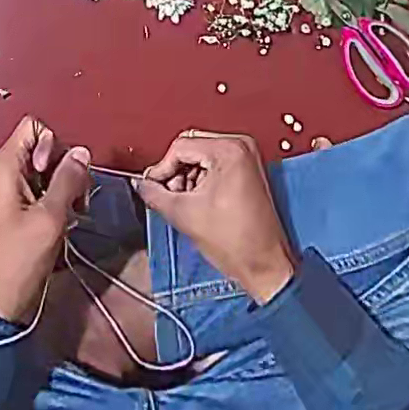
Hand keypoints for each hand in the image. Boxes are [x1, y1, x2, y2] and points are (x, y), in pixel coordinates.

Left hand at [0, 116, 91, 322]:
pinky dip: (63, 199)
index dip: (51, 143)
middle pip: (47, 147)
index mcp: (6, 168)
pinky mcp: (25, 211)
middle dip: (66, 166)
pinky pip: (49, 189)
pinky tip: (70, 217)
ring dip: (69, 185)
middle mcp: (10, 175)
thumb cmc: (15, 261)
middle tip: (73, 194)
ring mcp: (17, 193)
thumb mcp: (47, 218)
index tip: (52, 173)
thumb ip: (67, 180)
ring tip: (75, 209)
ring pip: (52, 169)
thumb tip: (82, 152)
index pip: (33, 127)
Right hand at [137, 131, 297, 302]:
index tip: (153, 186)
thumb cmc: (237, 242)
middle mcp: (241, 145)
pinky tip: (199, 199)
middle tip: (168, 195)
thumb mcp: (184, 214)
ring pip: (202, 154)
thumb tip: (142, 184)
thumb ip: (156, 194)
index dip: (162, 168)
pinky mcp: (248, 167)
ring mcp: (247, 155)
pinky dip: (202, 178)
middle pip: (192, 146)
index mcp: (228, 150)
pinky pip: (215, 162)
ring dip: (188, 176)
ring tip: (185, 201)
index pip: (181, 146)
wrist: (265, 264)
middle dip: (176, 172)